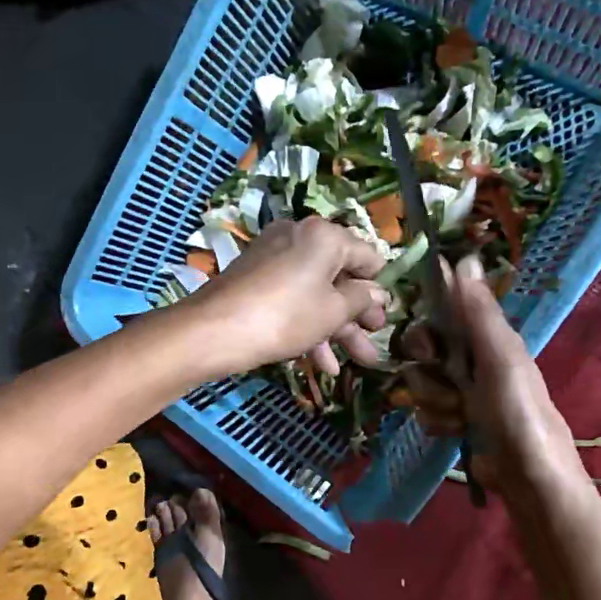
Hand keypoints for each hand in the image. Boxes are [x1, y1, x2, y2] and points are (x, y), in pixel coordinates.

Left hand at [178, 217, 389, 375]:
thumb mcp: (335, 311)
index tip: (386, 315)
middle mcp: (301, 237)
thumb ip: (362, 300)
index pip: (368, 257)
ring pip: (318, 292)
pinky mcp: (258, 278)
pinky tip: (324, 363)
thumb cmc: (286, 316)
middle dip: (359, 314)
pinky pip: (295, 297)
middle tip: (374, 339)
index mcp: (325, 236)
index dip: (380, 288)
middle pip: (342, 276)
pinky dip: (310, 324)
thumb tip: (378, 294)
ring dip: (339, 327)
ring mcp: (276, 257)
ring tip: (359, 361)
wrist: (214, 331)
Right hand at [402, 257, 588, 495]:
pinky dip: (439, 424)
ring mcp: (462, 392)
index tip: (428, 349)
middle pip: (422, 353)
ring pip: (420, 385)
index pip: (439, 316)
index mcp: (487, 338)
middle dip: (429, 376)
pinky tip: (458, 433)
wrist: (528, 476)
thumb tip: (463, 257)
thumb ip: (478, 311)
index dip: (425, 331)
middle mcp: (472, 360)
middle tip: (452, 391)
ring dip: (436, 404)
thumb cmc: (519, 410)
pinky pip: (425, 413)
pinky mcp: (454, 421)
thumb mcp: (500, 356)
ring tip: (462, 418)